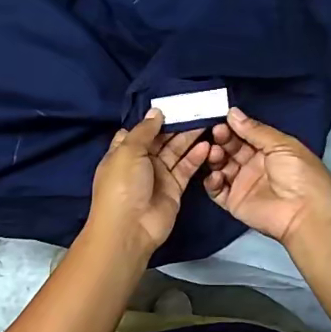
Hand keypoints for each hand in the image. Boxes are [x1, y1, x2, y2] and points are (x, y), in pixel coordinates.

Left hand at [87, 110, 209, 255]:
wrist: (130, 227)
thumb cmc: (122, 185)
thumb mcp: (128, 151)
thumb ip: (144, 131)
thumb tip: (156, 112)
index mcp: (123, 152)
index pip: (139, 131)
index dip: (154, 119)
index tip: (173, 104)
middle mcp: (140, 162)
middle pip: (161, 139)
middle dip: (176, 125)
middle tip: (198, 109)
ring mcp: (158, 176)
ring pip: (176, 152)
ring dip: (189, 138)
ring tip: (208, 121)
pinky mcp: (174, 188)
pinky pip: (186, 168)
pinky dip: (196, 157)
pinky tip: (207, 145)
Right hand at [203, 107, 330, 242]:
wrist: (304, 213)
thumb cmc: (299, 175)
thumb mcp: (282, 145)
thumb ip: (255, 130)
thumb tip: (232, 113)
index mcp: (269, 150)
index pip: (245, 135)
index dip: (233, 127)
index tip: (221, 120)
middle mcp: (254, 165)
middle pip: (231, 149)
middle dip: (222, 140)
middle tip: (216, 134)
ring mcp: (243, 184)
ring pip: (220, 167)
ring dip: (214, 158)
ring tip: (214, 153)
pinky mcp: (234, 201)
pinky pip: (216, 190)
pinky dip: (211, 181)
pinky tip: (216, 175)